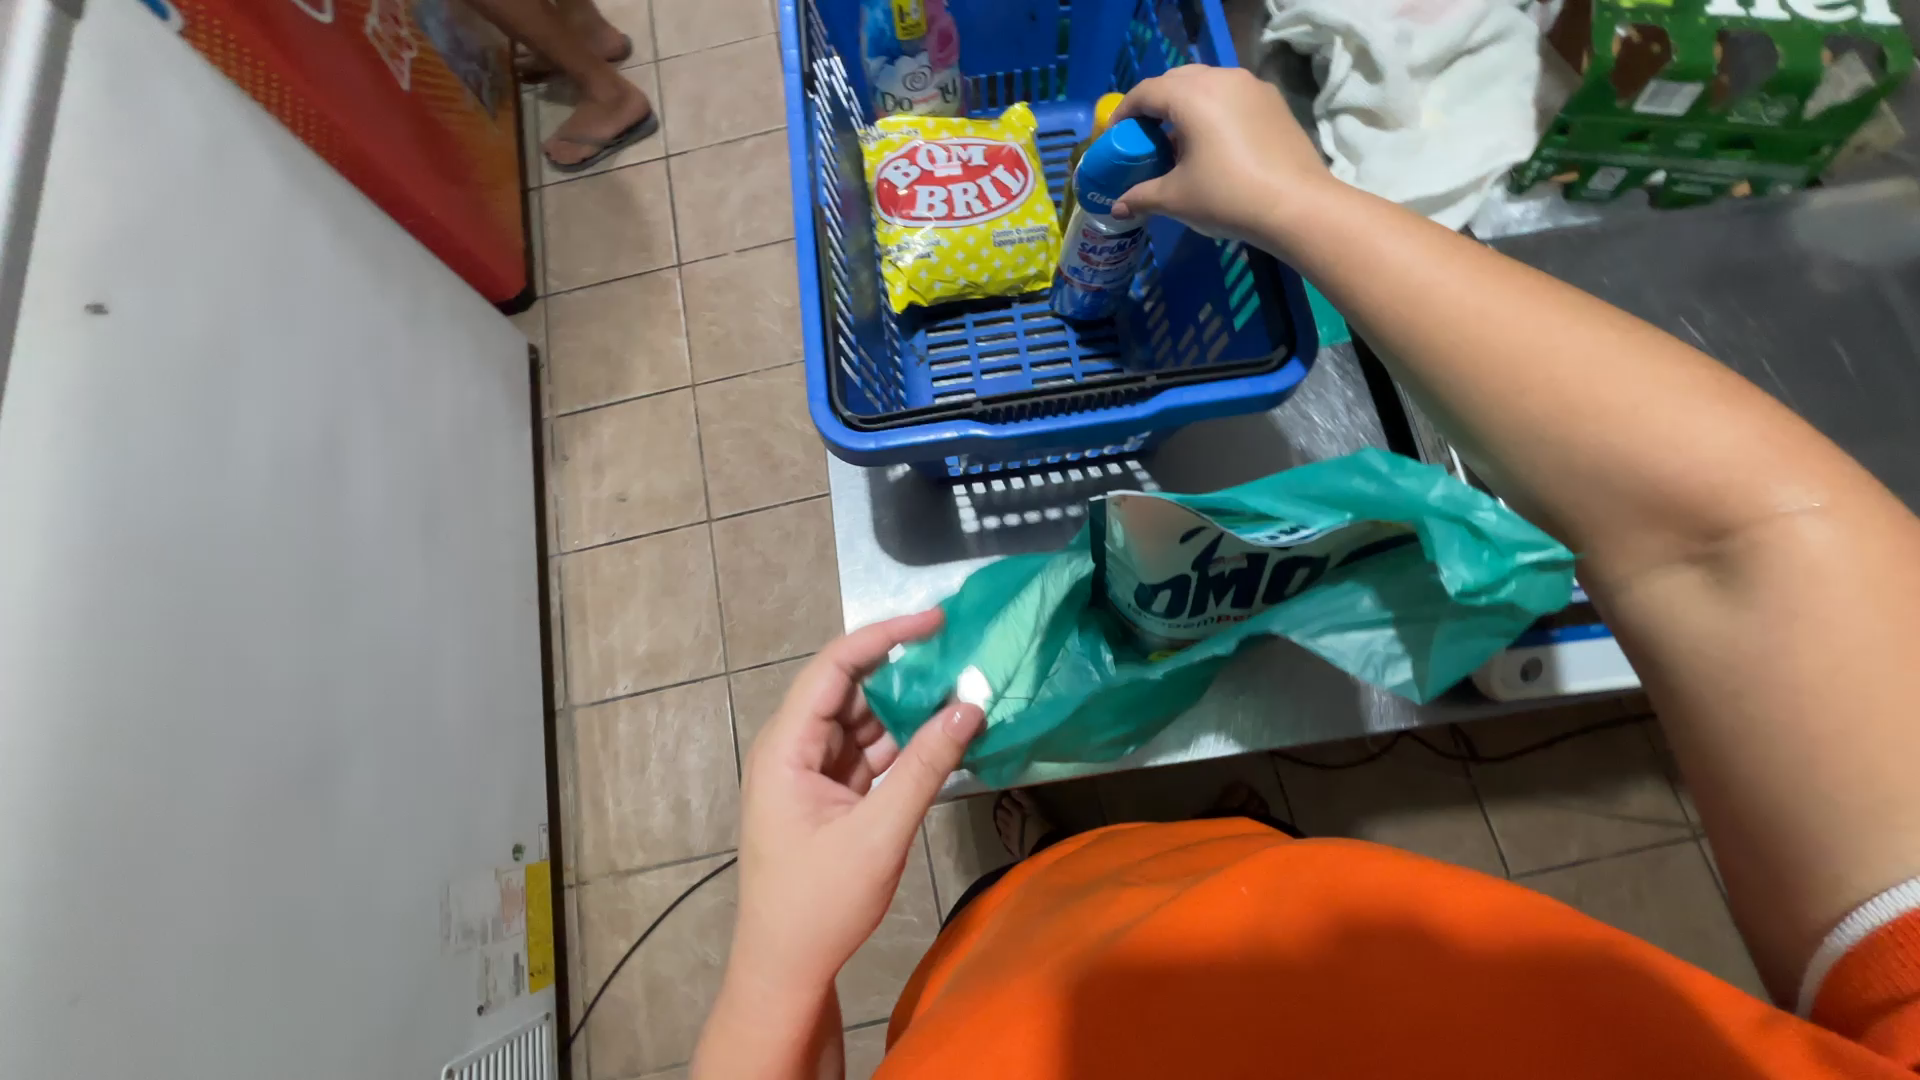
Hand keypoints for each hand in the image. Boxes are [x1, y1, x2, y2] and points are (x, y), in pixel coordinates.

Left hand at [729, 609, 984, 991]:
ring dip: (907, 708)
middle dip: (903, 671)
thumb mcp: (879, 833)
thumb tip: (970, 709)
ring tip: (960, 690)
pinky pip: (868, 750)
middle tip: (959, 656)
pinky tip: (940, 734)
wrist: (785, 972)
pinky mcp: (828, 790)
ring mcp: (810, 769)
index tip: (934, 620)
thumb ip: (926, 768)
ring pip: (862, 719)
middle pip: (849, 688)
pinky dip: (902, 743)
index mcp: (786, 745)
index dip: (883, 636)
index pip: (834, 667)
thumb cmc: (819, 904)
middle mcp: (793, 746)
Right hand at [1110, 65, 1333, 242]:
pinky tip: (1210, 144)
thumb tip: (1118, 208)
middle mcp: (1222, 79)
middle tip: (1144, 136)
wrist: (1294, 205)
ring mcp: (1251, 87)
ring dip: (1184, 106)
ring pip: (1207, 85)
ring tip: (1176, 140)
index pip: (1147, 92)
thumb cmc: (1226, 197)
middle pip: (1177, 81)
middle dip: (1154, 104)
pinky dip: (1211, 111)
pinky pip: (1230, 97)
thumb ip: (1142, 196)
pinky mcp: (1271, 102)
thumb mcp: (1176, 199)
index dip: (1124, 111)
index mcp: (1193, 96)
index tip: (1114, 136)